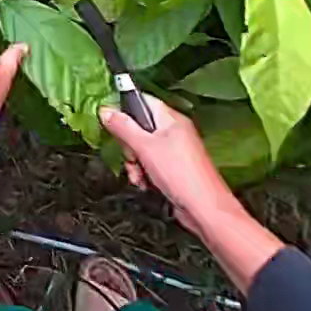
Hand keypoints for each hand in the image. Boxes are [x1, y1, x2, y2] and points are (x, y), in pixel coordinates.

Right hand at [99, 96, 242, 236]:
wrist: (205, 211)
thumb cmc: (181, 176)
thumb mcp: (144, 147)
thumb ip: (122, 126)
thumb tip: (105, 109)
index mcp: (171, 119)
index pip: (141, 100)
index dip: (123, 107)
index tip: (110, 120)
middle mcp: (174, 131)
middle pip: (137, 125)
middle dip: (127, 143)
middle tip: (131, 154)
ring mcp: (174, 149)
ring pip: (140, 145)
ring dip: (133, 160)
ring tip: (139, 173)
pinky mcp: (173, 166)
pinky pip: (148, 161)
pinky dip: (142, 171)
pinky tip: (144, 182)